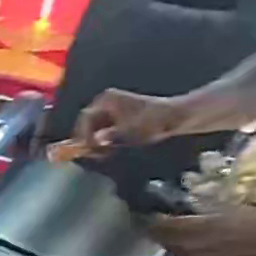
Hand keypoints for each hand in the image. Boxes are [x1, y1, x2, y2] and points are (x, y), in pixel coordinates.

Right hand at [47, 89, 192, 160]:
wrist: (173, 117)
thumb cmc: (150, 123)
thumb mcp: (125, 133)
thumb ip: (103, 139)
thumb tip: (85, 147)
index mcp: (106, 100)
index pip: (84, 119)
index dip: (83, 137)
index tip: (90, 150)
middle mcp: (105, 101)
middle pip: (86, 124)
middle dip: (87, 141)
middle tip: (94, 155)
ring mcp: (110, 108)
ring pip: (92, 129)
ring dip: (94, 142)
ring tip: (102, 154)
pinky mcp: (116, 116)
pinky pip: (100, 130)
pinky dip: (101, 141)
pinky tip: (108, 150)